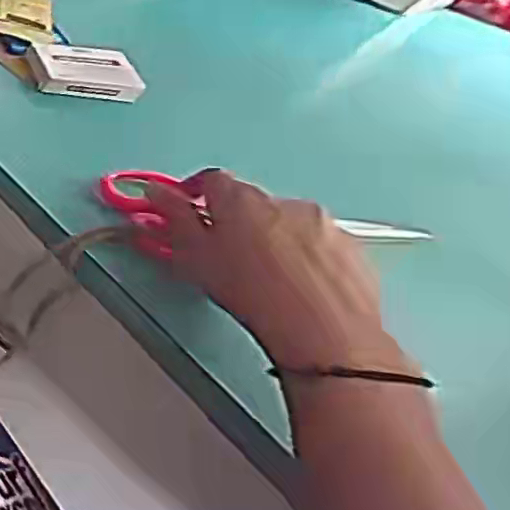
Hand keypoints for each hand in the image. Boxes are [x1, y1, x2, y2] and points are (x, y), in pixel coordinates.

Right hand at [143, 170, 412, 371]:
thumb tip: (157, 191)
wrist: (323, 330)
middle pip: (248, 201)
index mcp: (239, 198)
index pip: (210, 179)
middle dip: (233, 219)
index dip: (194, 192)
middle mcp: (282, 201)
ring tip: (262, 271)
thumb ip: (172, 215)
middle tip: (222, 250)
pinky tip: (295, 282)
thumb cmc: (248, 289)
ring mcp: (323, 223)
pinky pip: (317, 241)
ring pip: (284, 220)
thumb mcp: (192, 253)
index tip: (186, 209)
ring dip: (269, 235)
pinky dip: (303, 253)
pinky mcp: (353, 249)